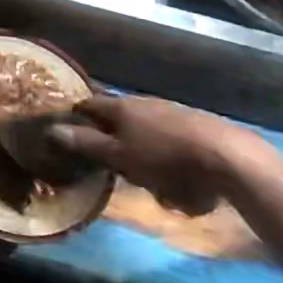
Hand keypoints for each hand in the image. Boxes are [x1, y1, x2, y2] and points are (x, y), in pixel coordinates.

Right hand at [58, 95, 281, 214]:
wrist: (230, 159)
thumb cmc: (164, 158)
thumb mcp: (118, 157)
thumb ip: (85, 143)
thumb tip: (52, 129)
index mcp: (121, 106)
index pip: (88, 104)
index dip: (75, 115)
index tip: (67, 130)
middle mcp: (145, 102)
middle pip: (119, 117)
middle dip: (112, 138)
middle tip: (108, 162)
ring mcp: (173, 111)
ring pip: (146, 130)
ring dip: (142, 151)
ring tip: (148, 179)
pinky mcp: (198, 126)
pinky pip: (172, 142)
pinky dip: (168, 157)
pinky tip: (178, 179)